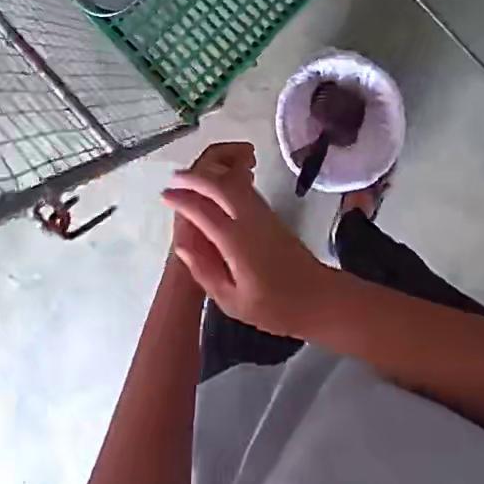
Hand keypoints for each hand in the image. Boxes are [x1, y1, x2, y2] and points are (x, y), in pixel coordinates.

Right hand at [163, 164, 342, 338]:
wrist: (318, 297)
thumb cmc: (275, 307)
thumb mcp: (232, 300)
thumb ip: (205, 271)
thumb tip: (183, 246)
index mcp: (238, 242)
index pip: (204, 212)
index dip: (183, 201)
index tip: (165, 196)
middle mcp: (252, 220)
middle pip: (222, 186)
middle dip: (196, 178)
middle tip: (175, 178)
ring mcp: (265, 215)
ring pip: (237, 183)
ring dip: (213, 177)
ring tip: (191, 179)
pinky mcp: (272, 216)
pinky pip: (246, 190)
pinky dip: (228, 183)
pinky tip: (218, 189)